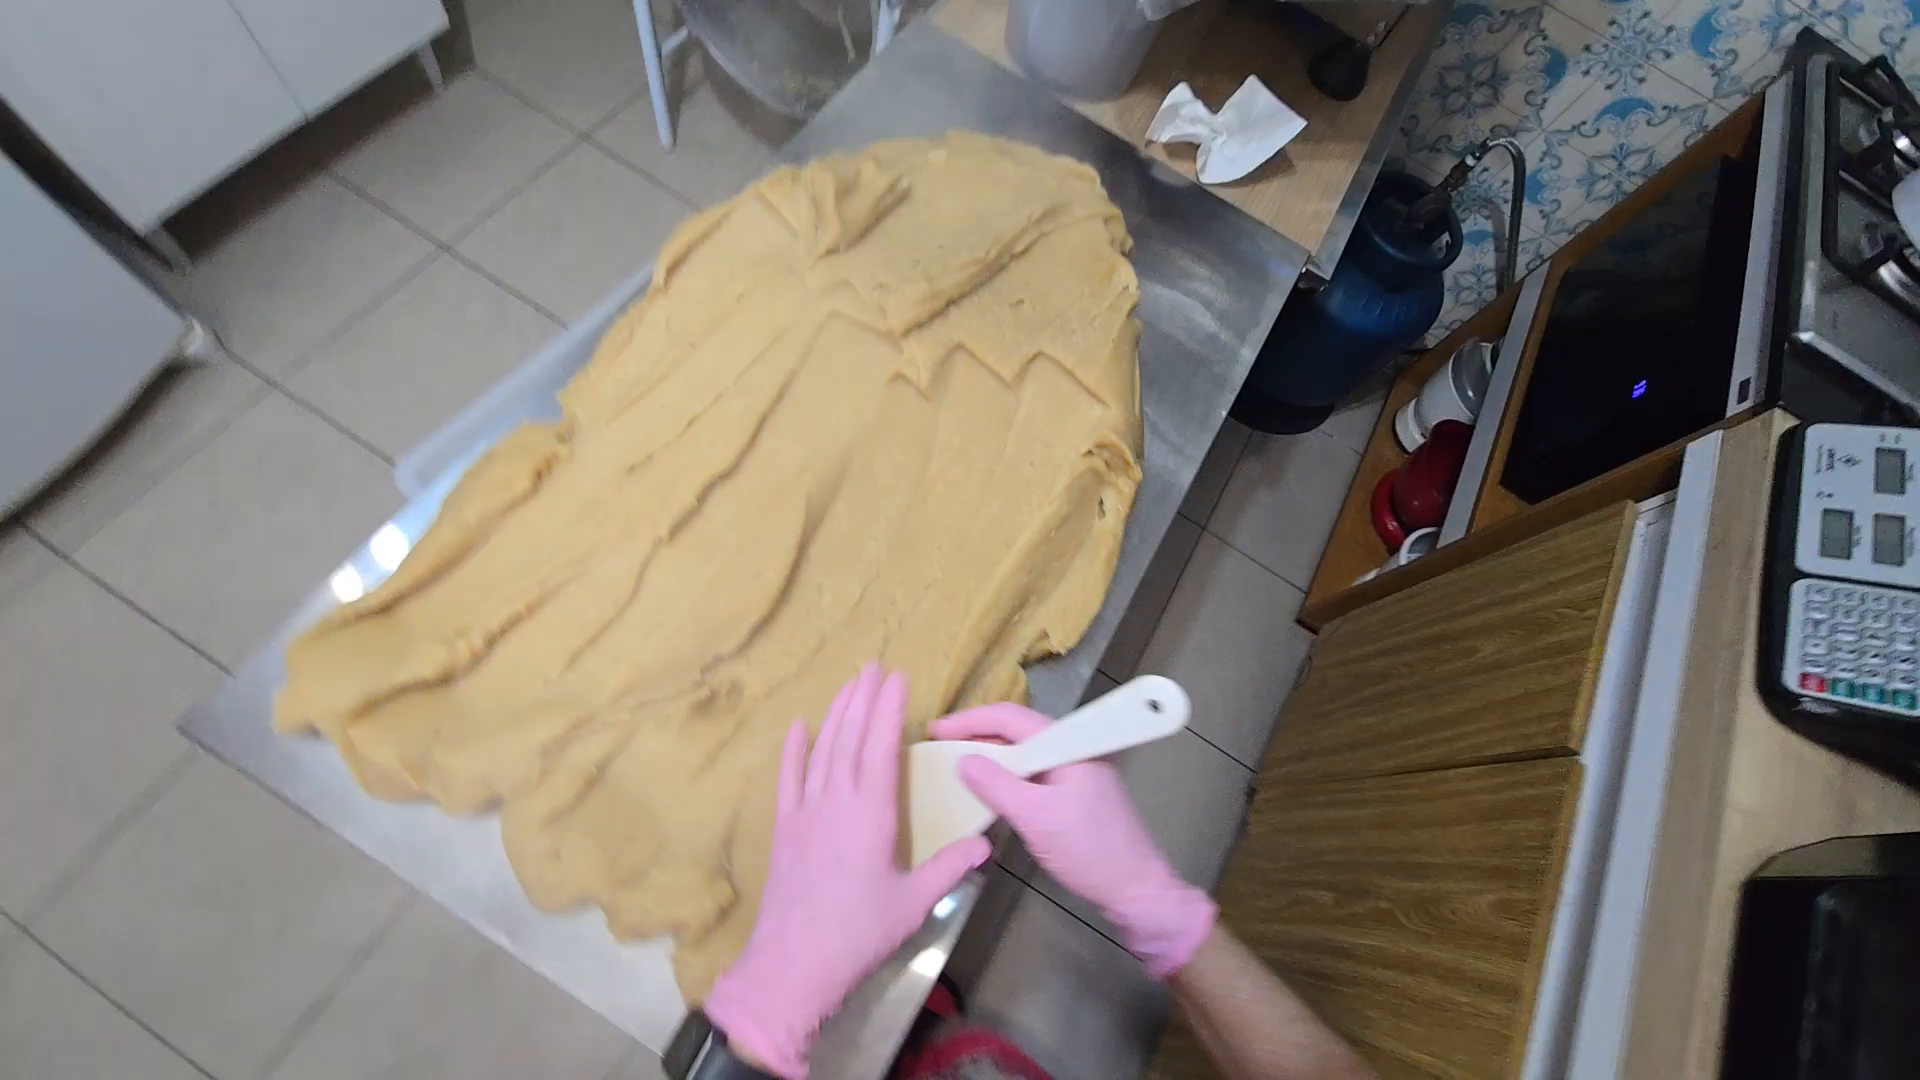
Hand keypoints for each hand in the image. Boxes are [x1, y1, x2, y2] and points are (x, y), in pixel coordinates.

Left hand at [706, 664, 991, 1078]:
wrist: (793, 964)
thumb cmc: (859, 932)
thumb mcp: (914, 902)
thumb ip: (951, 868)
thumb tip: (986, 843)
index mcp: (872, 812)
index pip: (882, 746)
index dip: (890, 708)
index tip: (898, 676)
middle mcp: (838, 800)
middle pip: (851, 737)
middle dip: (864, 698)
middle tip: (874, 665)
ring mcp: (806, 810)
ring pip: (823, 748)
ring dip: (836, 713)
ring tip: (849, 683)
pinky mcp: (785, 826)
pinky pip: (788, 778)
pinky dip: (793, 749)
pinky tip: (797, 726)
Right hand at [929, 702, 1214, 978]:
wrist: (1138, 892)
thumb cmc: (1090, 851)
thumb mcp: (1036, 819)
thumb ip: (998, 786)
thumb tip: (963, 760)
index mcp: (1067, 745)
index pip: (1010, 717)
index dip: (970, 720)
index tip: (935, 730)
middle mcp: (1071, 749)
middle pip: (1016, 730)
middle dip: (976, 734)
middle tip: (938, 745)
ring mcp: (1074, 770)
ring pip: (1024, 752)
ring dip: (991, 755)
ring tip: (954, 762)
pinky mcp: (1074, 792)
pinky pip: (1032, 773)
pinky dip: (1007, 776)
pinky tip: (987, 788)